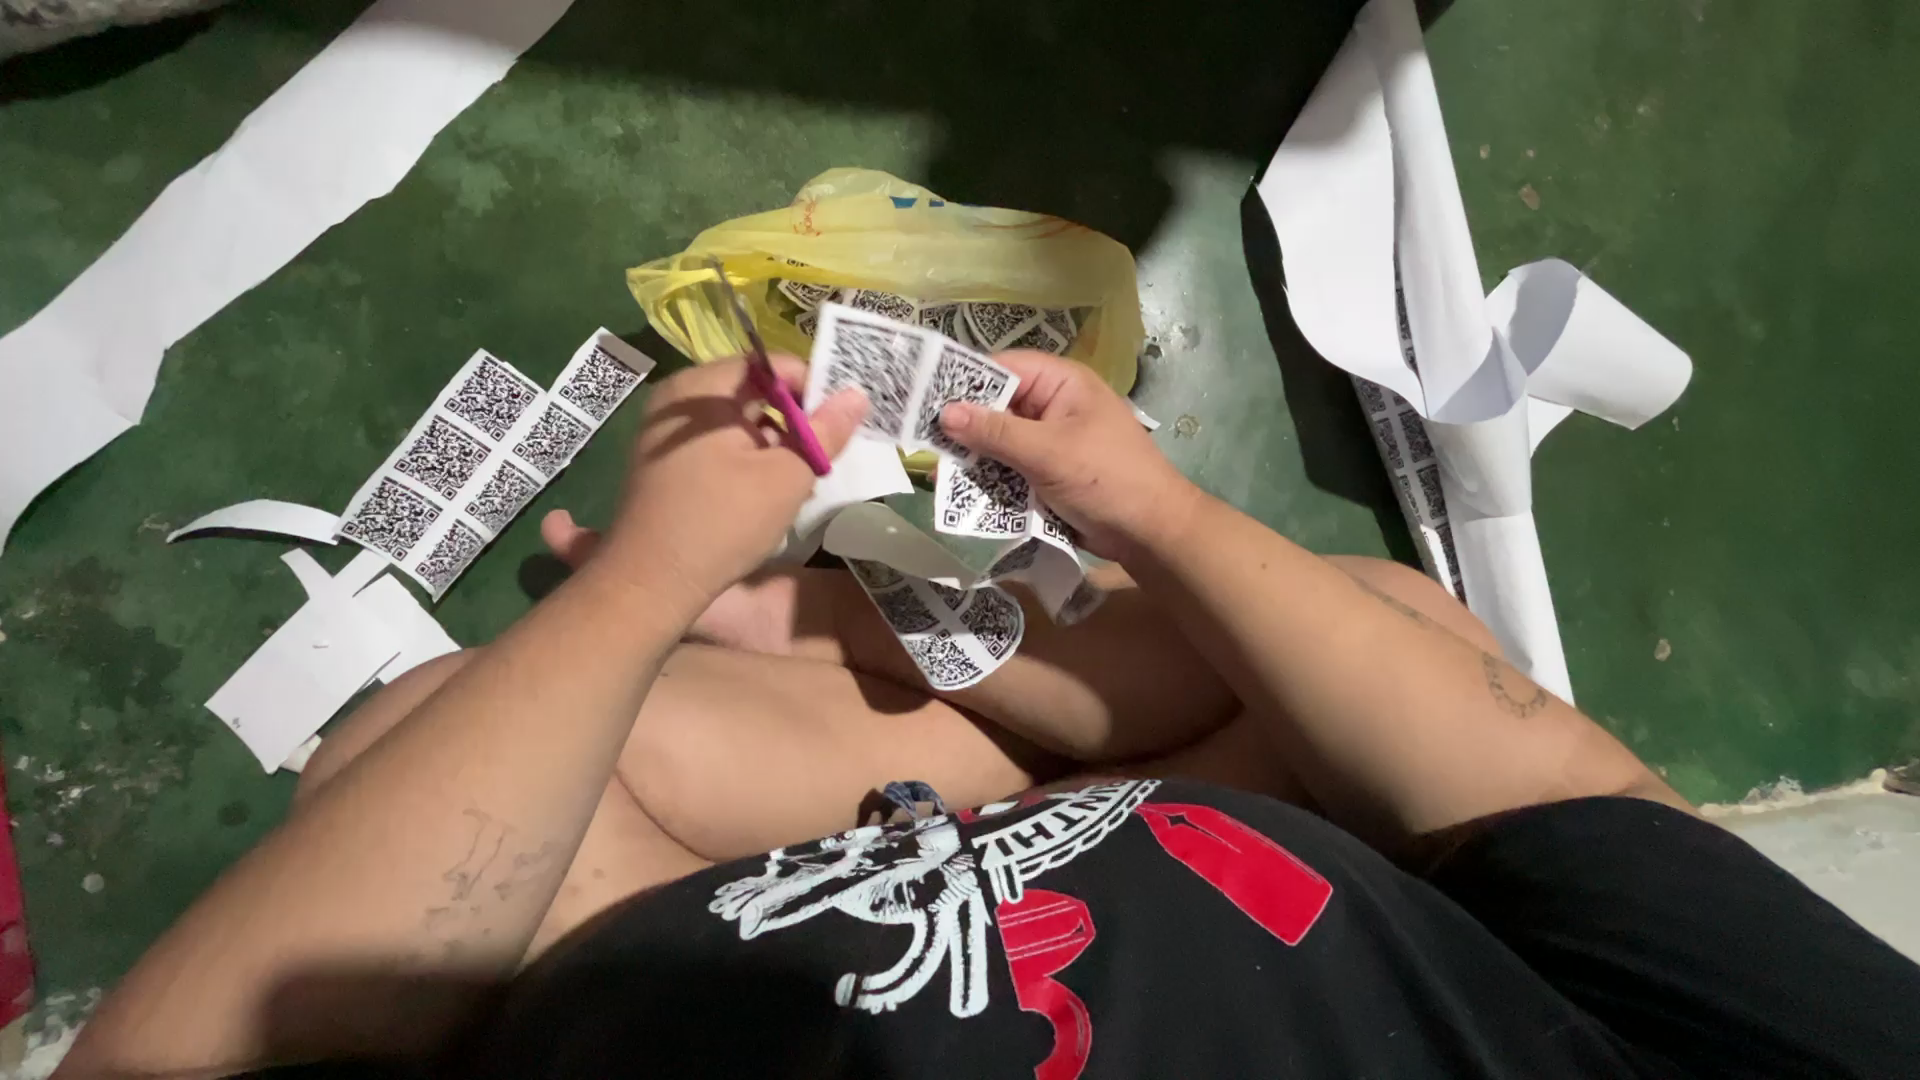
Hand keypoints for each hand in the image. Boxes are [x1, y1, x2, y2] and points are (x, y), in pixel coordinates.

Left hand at [593, 356, 864, 612]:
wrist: (652, 582)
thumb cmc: (724, 522)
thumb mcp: (787, 476)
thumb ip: (825, 432)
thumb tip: (858, 394)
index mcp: (701, 390)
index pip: (770, 365)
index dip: (811, 389)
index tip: (835, 425)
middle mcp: (677, 401)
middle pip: (753, 391)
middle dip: (793, 421)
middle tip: (820, 457)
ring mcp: (664, 433)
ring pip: (737, 421)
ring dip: (773, 444)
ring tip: (796, 480)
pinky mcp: (664, 463)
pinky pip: (717, 444)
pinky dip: (747, 458)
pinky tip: (765, 493)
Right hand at [939, 350, 1202, 561]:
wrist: (1149, 531)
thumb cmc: (1105, 478)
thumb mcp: (1047, 451)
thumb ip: (996, 432)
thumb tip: (944, 412)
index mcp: (1061, 383)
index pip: (1003, 369)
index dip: (964, 382)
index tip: (923, 398)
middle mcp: (1052, 406)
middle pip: (997, 406)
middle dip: (964, 425)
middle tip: (920, 439)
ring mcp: (1049, 441)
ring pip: (999, 441)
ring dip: (974, 457)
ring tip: (935, 470)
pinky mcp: (1046, 473)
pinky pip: (1009, 468)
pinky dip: (990, 478)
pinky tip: (961, 489)